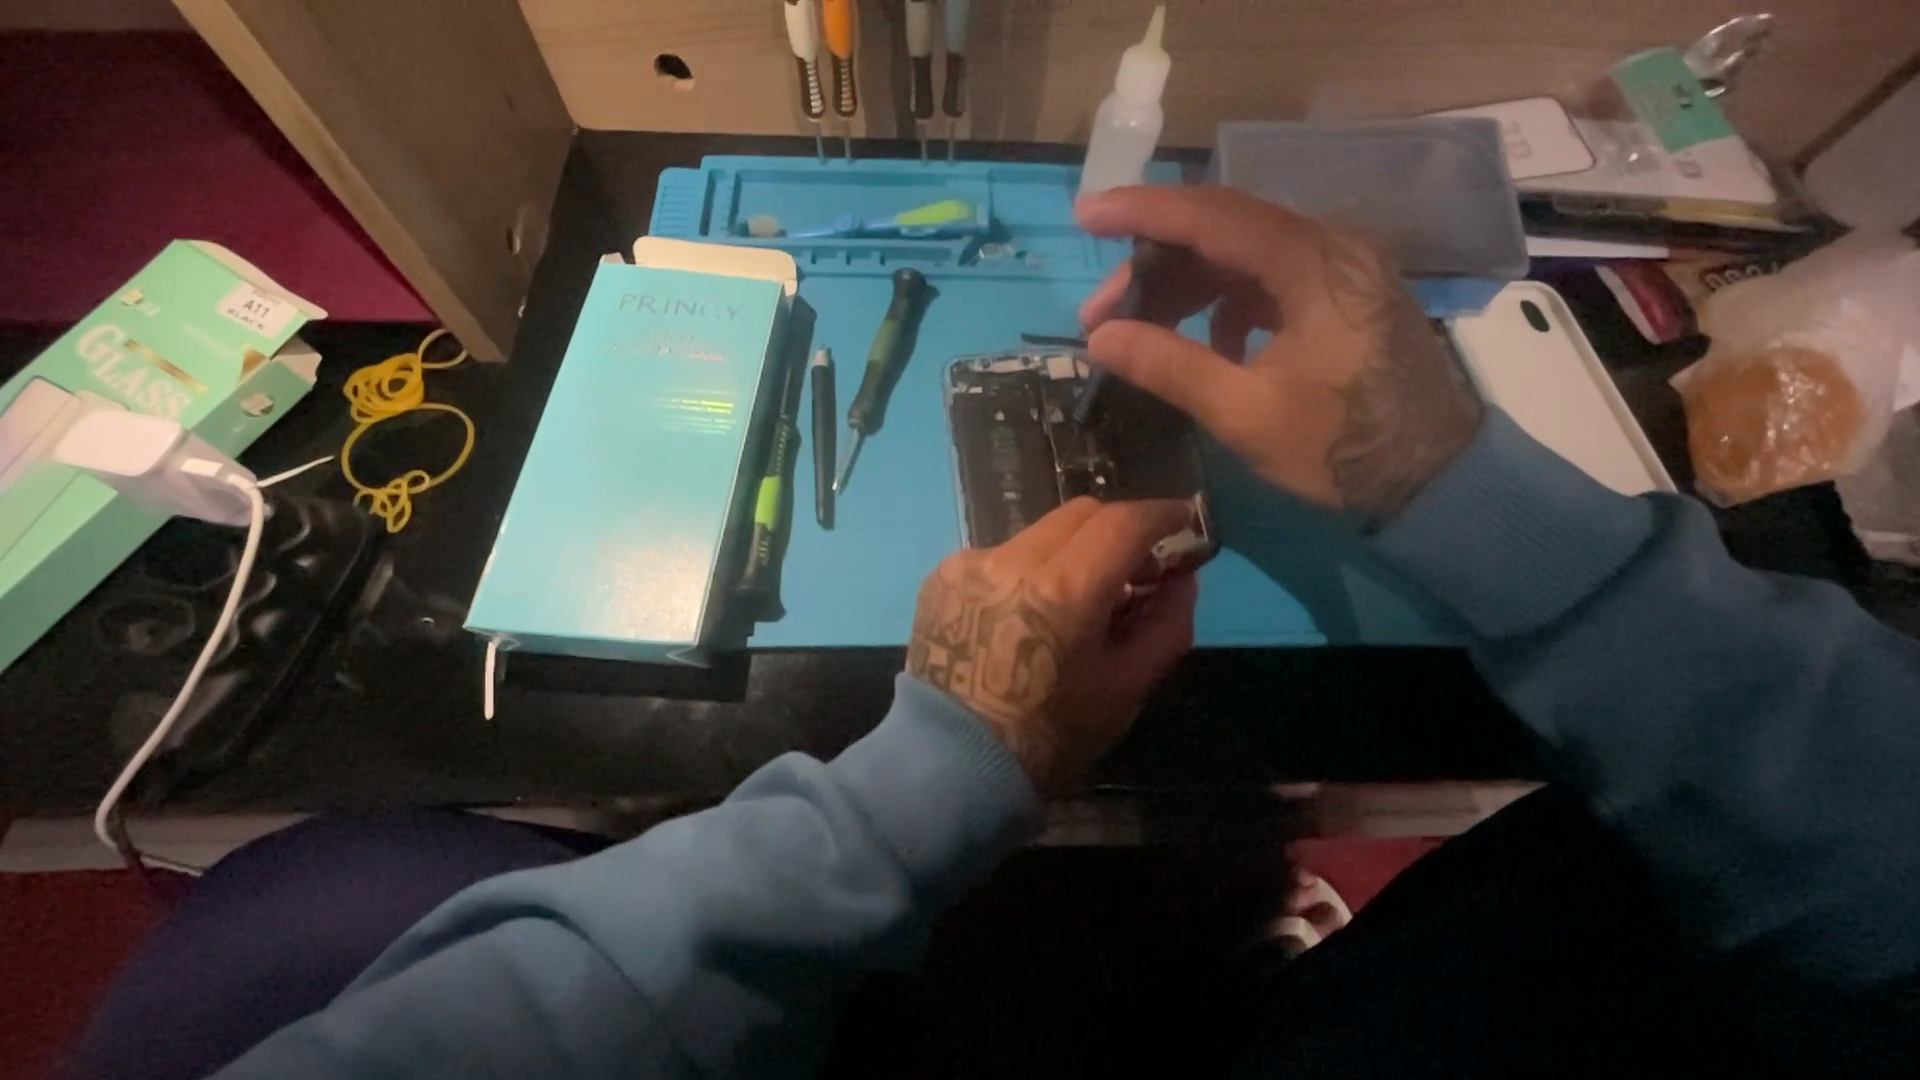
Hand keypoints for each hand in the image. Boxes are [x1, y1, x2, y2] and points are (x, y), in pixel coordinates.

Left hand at [907, 498, 1199, 795]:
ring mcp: (969, 564)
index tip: (1183, 521)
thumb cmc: (1049, 738)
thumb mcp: (1126, 688)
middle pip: (1079, 516)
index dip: (1161, 515)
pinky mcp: (941, 577)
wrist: (951, 765)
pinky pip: (1001, 556)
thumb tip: (1182, 577)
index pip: (1122, 523)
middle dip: (1118, 532)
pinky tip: (1028, 615)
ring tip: (1080, 601)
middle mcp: (1011, 560)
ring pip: (1040, 534)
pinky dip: (1028, 572)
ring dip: (1071, 554)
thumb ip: (1166, 624)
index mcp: (1063, 591)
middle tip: (1139, 568)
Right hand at [1077, 187, 1483, 530]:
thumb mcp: (1245, 413)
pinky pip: (1268, 280)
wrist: (1437, 478)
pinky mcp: (1341, 296)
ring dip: (1185, 288)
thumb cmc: (1342, 448)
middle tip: (1098, 316)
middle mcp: (1329, 246)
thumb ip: (1170, 367)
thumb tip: (1100, 337)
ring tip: (1138, 334)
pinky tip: (1209, 347)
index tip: (1084, 216)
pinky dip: (1225, 304)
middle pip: (1222, 231)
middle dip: (1152, 266)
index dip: (1141, 212)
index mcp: (1311, 263)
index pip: (1211, 216)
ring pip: (1241, 256)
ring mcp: (1339, 269)